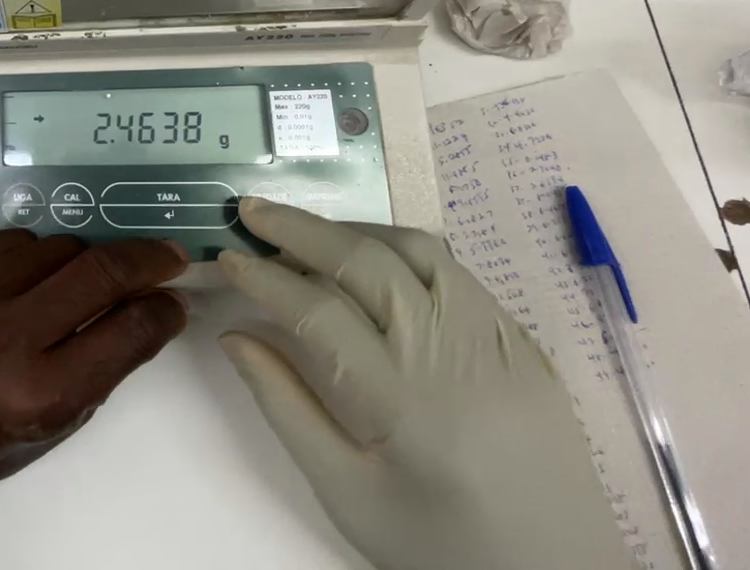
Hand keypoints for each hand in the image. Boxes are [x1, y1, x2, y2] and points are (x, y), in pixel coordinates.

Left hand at [0, 231, 187, 534]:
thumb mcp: (61, 419)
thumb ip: (109, 359)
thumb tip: (155, 302)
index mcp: (40, 391)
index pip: (126, 331)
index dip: (163, 309)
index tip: (176, 296)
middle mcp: (4, 335)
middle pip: (98, 272)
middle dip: (144, 258)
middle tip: (166, 255)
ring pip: (56, 246)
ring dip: (79, 260)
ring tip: (72, 283)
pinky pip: (11, 238)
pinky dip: (30, 255)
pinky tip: (24, 280)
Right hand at [218, 198, 636, 569]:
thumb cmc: (440, 546)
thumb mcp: (346, 493)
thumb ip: (283, 405)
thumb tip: (234, 335)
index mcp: (406, 402)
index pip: (318, 311)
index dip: (264, 278)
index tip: (226, 258)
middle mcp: (455, 354)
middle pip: (367, 261)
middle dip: (299, 228)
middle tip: (250, 212)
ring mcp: (498, 341)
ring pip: (417, 250)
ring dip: (351, 230)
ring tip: (305, 232)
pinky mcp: (523, 343)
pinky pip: (456, 272)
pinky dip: (400, 250)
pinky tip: (371, 262)